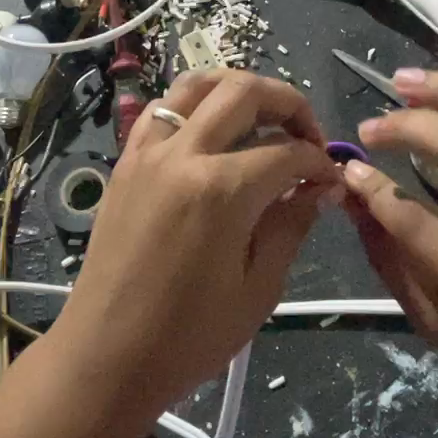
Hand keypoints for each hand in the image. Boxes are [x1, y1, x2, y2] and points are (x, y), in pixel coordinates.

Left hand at [53, 69, 342, 416]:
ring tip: (262, 117)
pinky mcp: (126, 159)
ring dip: (237, 88)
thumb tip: (320, 186)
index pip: (287, 151)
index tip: (331, 178)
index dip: (319, 160)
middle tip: (307, 135)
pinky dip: (193, 104)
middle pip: (244, 92)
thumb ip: (290, 225)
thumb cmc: (189, 336)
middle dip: (288, 103)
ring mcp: (148, 150)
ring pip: (197, 83)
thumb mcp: (257, 290)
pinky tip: (211, 129)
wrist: (106, 354)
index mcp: (222, 190)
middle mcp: (184, 153)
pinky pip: (162, 109)